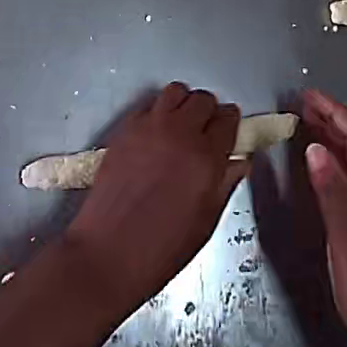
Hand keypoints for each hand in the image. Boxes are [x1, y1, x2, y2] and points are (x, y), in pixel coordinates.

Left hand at [63, 83, 248, 309]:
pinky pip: (148, 106)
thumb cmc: (161, 249)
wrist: (107, 254)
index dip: (231, 123)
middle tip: (206, 129)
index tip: (229, 130)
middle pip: (203, 99)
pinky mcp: (125, 131)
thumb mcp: (207, 222)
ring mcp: (150, 128)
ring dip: (183, 104)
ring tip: (181, 125)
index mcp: (206, 157)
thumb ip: (226, 183)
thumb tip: (239, 163)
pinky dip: (158, 112)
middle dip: (209, 111)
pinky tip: (156, 135)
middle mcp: (180, 134)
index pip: (228, 119)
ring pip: (176, 92)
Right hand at [299, 89, 346, 346]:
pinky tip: (320, 158)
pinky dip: (336, 159)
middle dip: (335, 118)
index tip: (310, 96)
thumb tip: (315, 148)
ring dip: (334, 136)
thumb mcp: (346, 240)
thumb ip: (331, 192)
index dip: (337, 113)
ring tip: (307, 120)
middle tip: (304, 102)